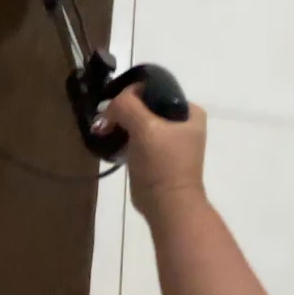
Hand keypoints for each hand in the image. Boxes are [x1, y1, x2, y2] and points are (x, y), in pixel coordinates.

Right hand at [105, 87, 207, 220]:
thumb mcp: (145, 127)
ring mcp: (169, 140)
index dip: (132, 93)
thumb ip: (126, 106)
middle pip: (145, 105)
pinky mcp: (155, 156)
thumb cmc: (162, 164)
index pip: (155, 89)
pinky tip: (109, 141)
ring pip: (138, 121)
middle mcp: (182, 123)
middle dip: (123, 110)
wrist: (167, 205)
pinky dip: (122, 137)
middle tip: (105, 119)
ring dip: (120, 124)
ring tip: (103, 130)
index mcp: (189, 112)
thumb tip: (110, 104)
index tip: (114, 106)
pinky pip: (135, 137)